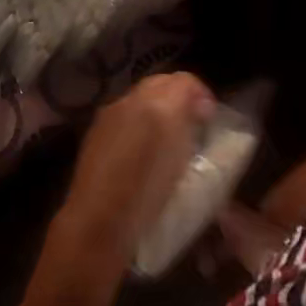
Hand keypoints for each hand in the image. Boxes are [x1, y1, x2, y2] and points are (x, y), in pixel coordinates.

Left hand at [51, 72, 215, 276]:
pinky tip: (144, 153)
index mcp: (154, 103)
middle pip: (161, 85)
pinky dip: (139, 125)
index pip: (184, 80)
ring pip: (142, 101)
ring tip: (170, 141)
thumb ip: (192, 124)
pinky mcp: (95, 135)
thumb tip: (198, 108)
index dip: (202, 95)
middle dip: (180, 99)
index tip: (211, 120)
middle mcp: (128, 100)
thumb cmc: (146, 194)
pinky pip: (125, 118)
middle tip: (194, 126)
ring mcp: (108, 117)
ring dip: (159, 111)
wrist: (96, 225)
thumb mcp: (184, 160)